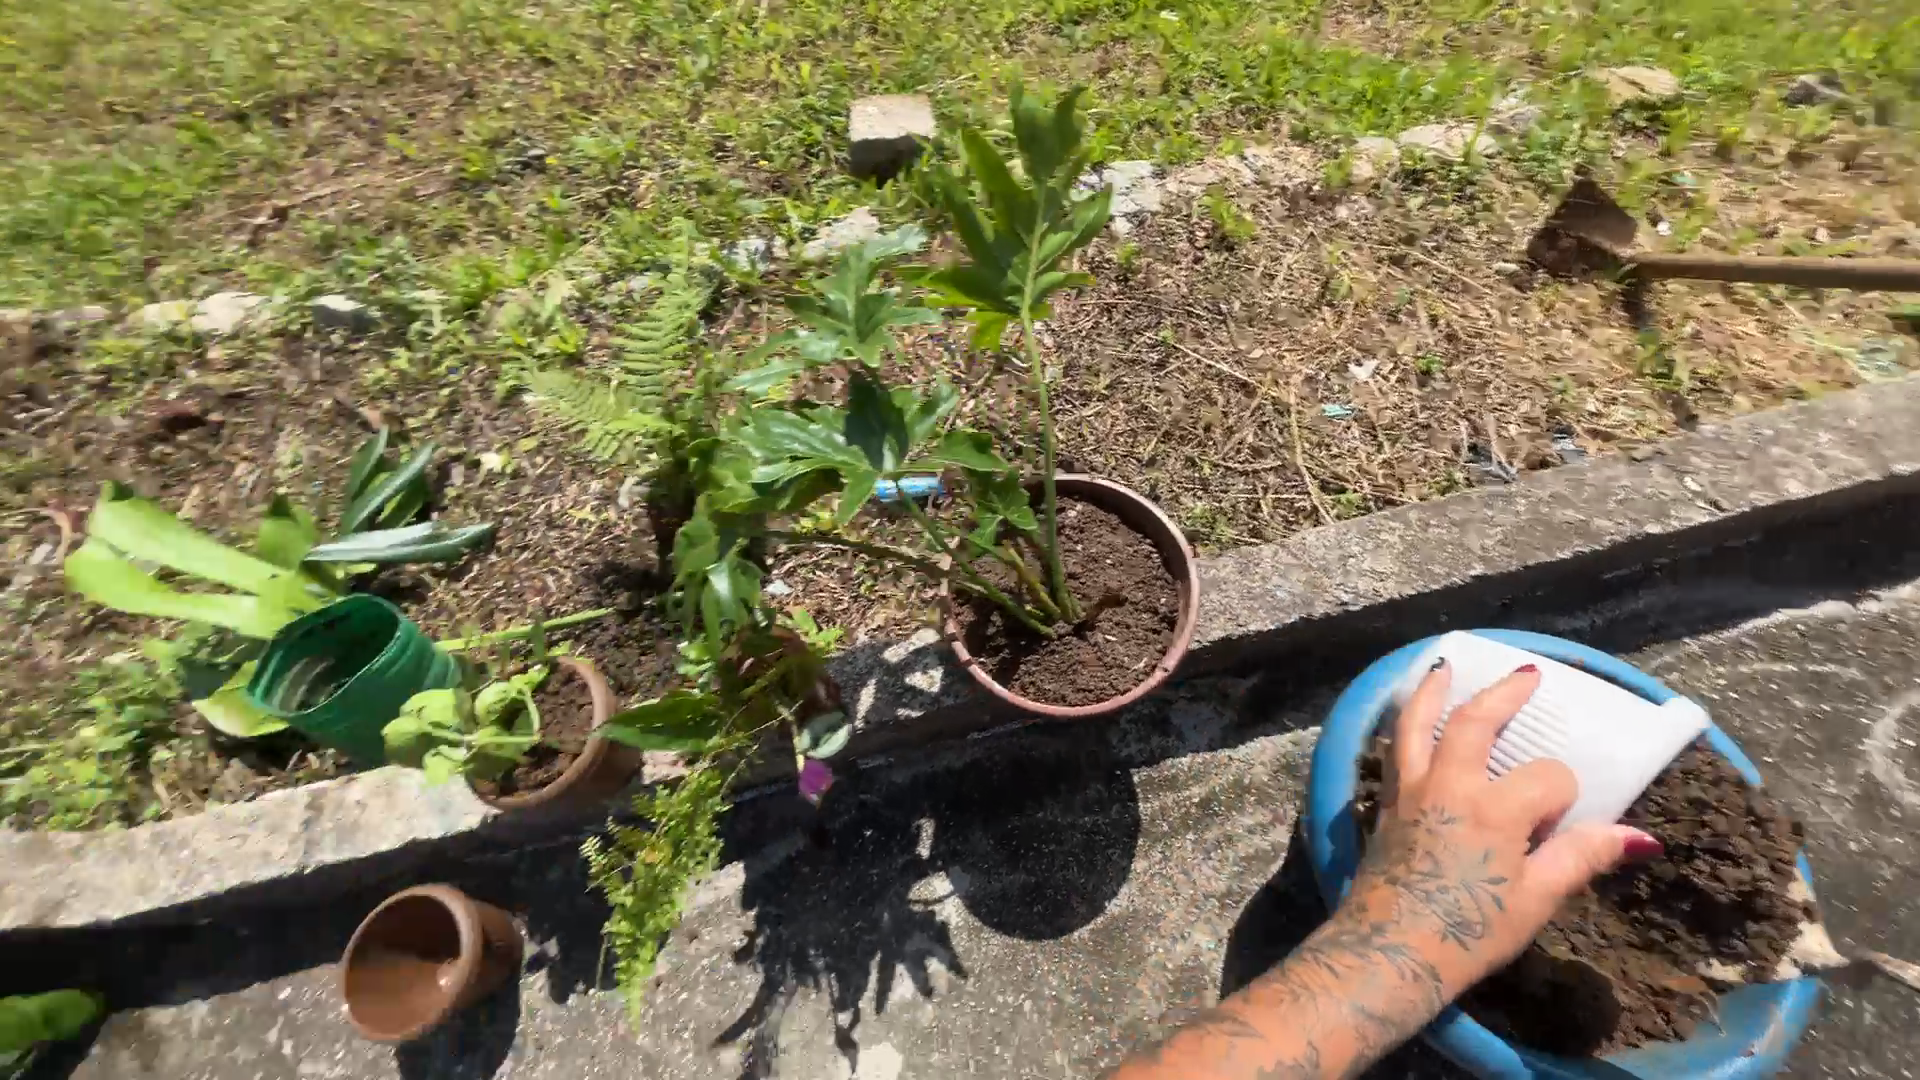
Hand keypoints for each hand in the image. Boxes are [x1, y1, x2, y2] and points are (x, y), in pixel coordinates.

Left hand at [1359, 659, 1663, 996]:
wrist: (1394, 942)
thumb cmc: (1472, 927)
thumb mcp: (1536, 898)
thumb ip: (1580, 856)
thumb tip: (1639, 836)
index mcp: (1491, 809)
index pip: (1546, 777)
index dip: (1565, 793)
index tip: (1566, 816)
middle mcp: (1445, 784)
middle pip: (1472, 723)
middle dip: (1503, 694)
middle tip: (1525, 674)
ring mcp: (1408, 786)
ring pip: (1415, 723)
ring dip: (1431, 691)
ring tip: (1442, 666)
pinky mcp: (1386, 797)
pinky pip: (1393, 747)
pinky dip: (1405, 724)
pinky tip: (1411, 717)